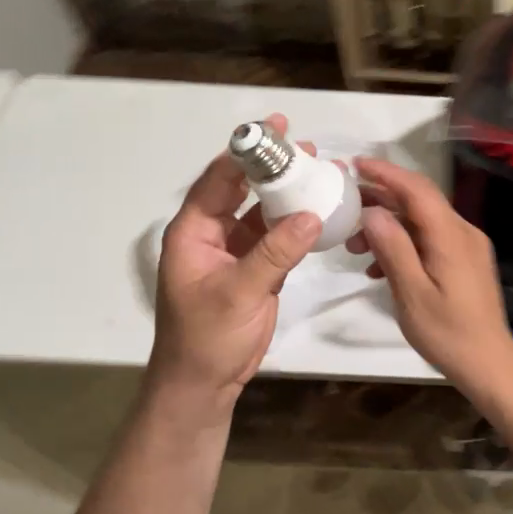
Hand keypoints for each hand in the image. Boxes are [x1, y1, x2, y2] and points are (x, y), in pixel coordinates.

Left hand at [150, 114, 321, 405]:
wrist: (204, 384)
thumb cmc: (207, 337)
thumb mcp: (239, 292)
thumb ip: (274, 253)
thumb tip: (311, 215)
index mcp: (193, 233)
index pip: (218, 182)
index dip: (245, 153)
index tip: (273, 130)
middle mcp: (212, 236)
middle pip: (241, 190)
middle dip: (270, 167)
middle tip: (305, 145)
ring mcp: (235, 253)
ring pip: (261, 213)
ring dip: (286, 194)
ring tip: (318, 170)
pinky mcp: (256, 271)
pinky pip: (276, 238)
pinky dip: (296, 224)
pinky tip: (319, 210)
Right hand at [346, 158, 512, 385]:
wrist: (487, 362)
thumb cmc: (447, 332)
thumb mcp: (412, 292)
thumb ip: (393, 248)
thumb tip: (372, 211)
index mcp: (451, 236)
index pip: (417, 190)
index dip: (386, 174)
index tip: (355, 165)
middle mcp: (464, 233)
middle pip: (420, 203)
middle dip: (382, 201)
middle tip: (345, 208)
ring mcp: (468, 248)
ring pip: (423, 223)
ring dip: (389, 227)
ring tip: (355, 247)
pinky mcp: (466, 263)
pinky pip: (431, 241)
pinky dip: (404, 246)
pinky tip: (379, 268)